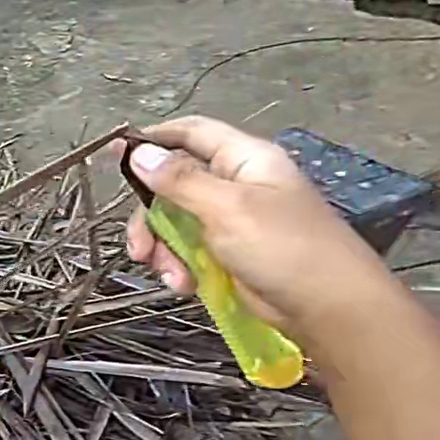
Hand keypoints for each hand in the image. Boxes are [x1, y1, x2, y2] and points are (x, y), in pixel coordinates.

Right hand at [122, 116, 400, 344]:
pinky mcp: (224, 251)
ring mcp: (229, 220)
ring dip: (162, 250)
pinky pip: (185, 250)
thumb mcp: (226, 208)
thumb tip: (140, 153)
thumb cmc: (283, 248)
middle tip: (139, 249)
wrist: (325, 305)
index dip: (153, 140)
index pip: (191, 134)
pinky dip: (178, 267)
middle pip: (170, 187)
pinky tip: (186, 284)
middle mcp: (233, 185)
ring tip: (171, 274)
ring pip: (172, 223)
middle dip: (149, 219)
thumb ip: (180, 181)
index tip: (114, 154)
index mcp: (242, 160)